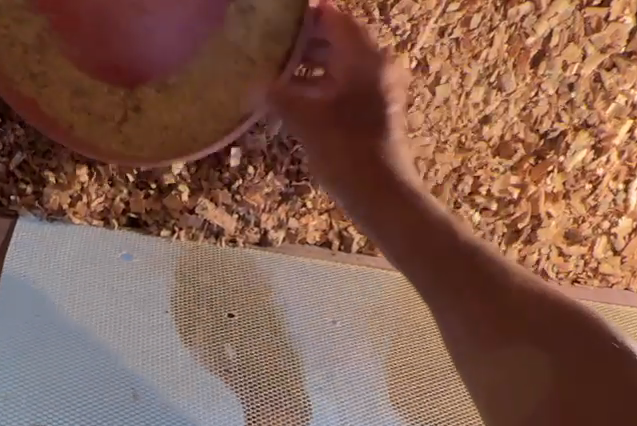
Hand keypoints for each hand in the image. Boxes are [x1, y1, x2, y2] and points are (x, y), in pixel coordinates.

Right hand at [267, 0, 416, 197]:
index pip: (332, 18)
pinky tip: (294, 105)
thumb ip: (279, 96)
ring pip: (337, 70)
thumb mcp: (307, 120)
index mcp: (365, 56)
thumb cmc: (346, 152)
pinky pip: (343, 92)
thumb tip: (254, 86)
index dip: (303, 17)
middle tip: (267, 50)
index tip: (273, 22)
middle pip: (335, 43)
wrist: (382, 197)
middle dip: (301, 46)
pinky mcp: (373, 116)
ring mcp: (377, 92)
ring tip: (274, 78)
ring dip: (307, 72)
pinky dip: (319, 93)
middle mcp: (375, 66)